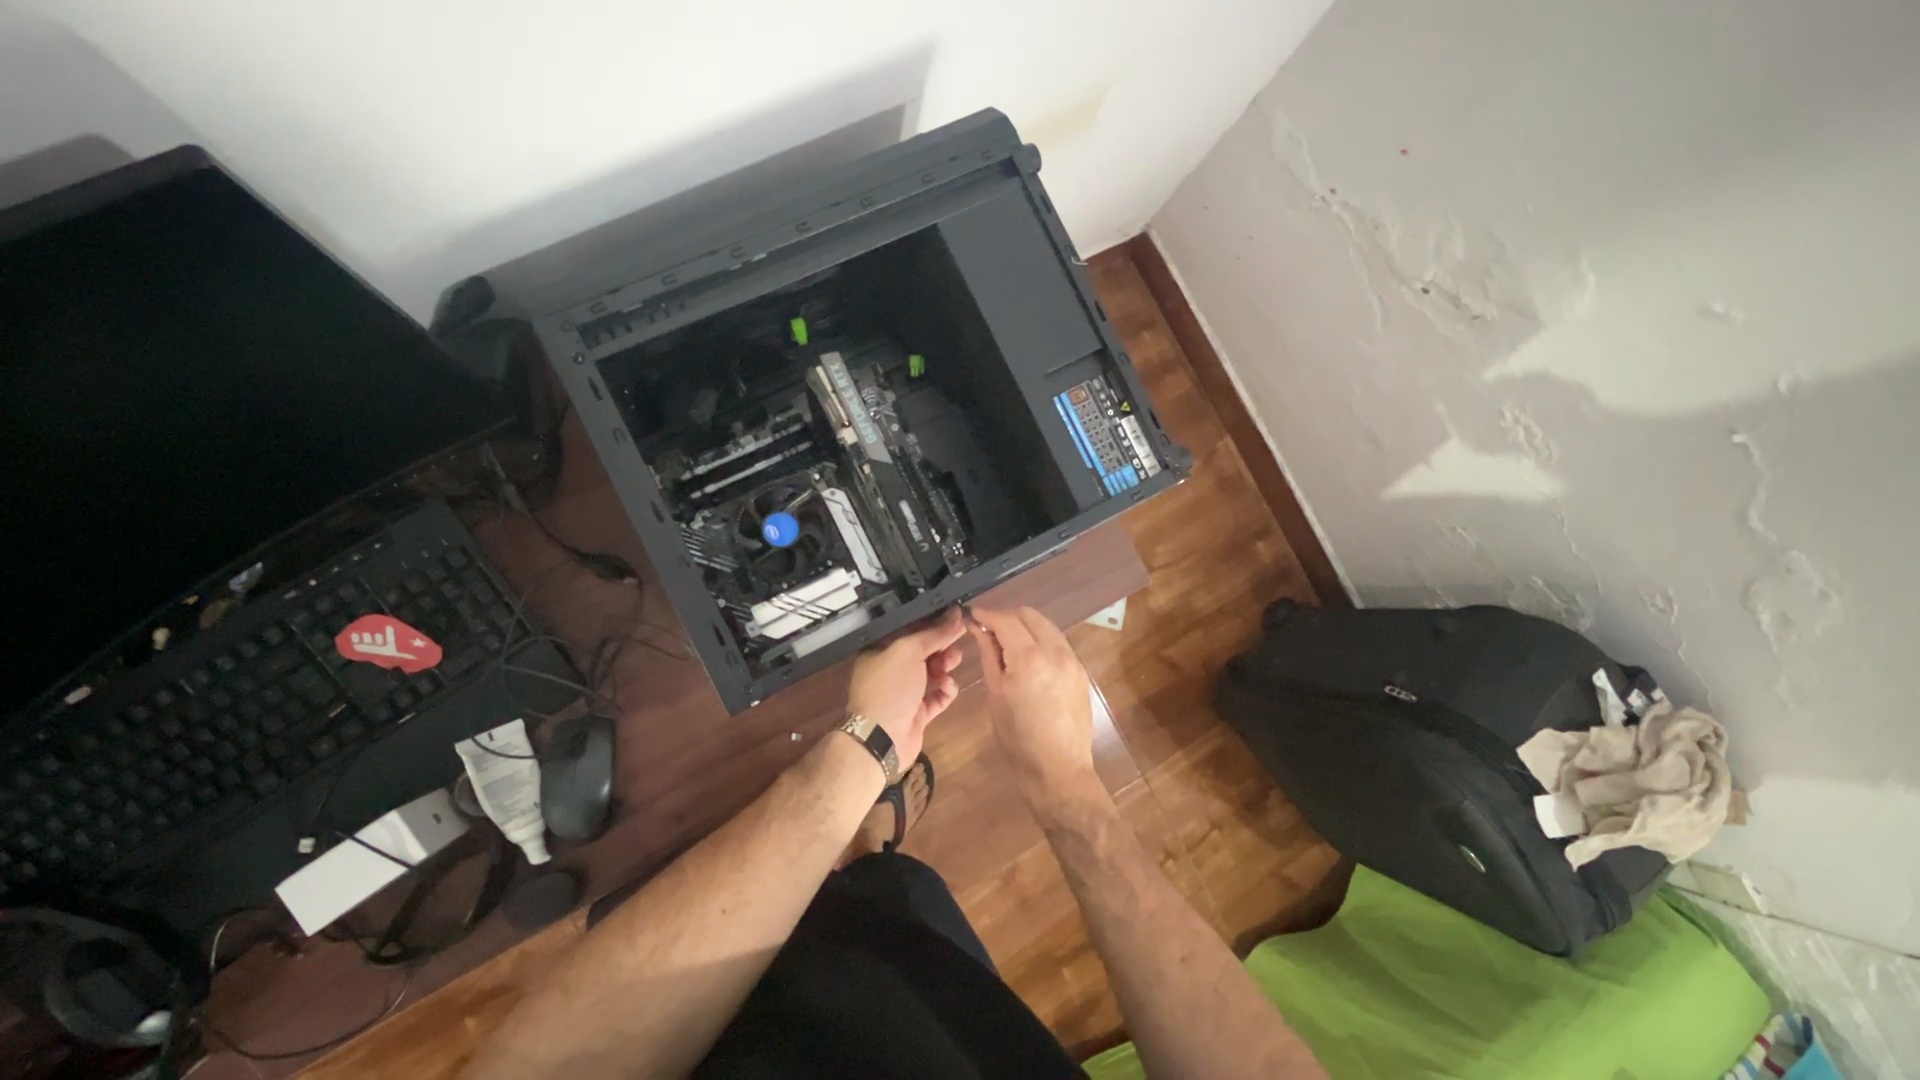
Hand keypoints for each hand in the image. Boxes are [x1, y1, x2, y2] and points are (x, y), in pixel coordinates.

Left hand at [845, 608, 966, 766]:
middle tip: (957, 643)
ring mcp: (903, 693)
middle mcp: (890, 670)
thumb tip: (957, 614)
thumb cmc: (890, 687)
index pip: (908, 631)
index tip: (954, 617)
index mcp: (879, 651)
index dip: (931, 624)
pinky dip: (945, 690)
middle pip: (922, 652)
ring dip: (944, 666)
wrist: (882, 737)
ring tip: (952, 664)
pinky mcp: (917, 713)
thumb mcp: (909, 651)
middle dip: (941, 646)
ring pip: (931, 673)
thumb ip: (934, 633)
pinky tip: (948, 687)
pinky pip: (936, 696)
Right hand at [967, 607, 1102, 818]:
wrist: (1058, 770)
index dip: (987, 614)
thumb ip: (989, 655)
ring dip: (1026, 627)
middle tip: (989, 631)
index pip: (1006, 620)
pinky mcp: (1081, 671)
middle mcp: (1055, 652)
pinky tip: (1029, 659)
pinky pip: (1058, 643)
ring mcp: (1072, 660)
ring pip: (1046, 626)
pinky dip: (1041, 641)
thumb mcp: (996, 696)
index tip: (973, 615)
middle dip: (1007, 617)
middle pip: (1029, 615)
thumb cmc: (1018, 740)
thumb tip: (979, 628)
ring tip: (1008, 645)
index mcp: (1029, 659)